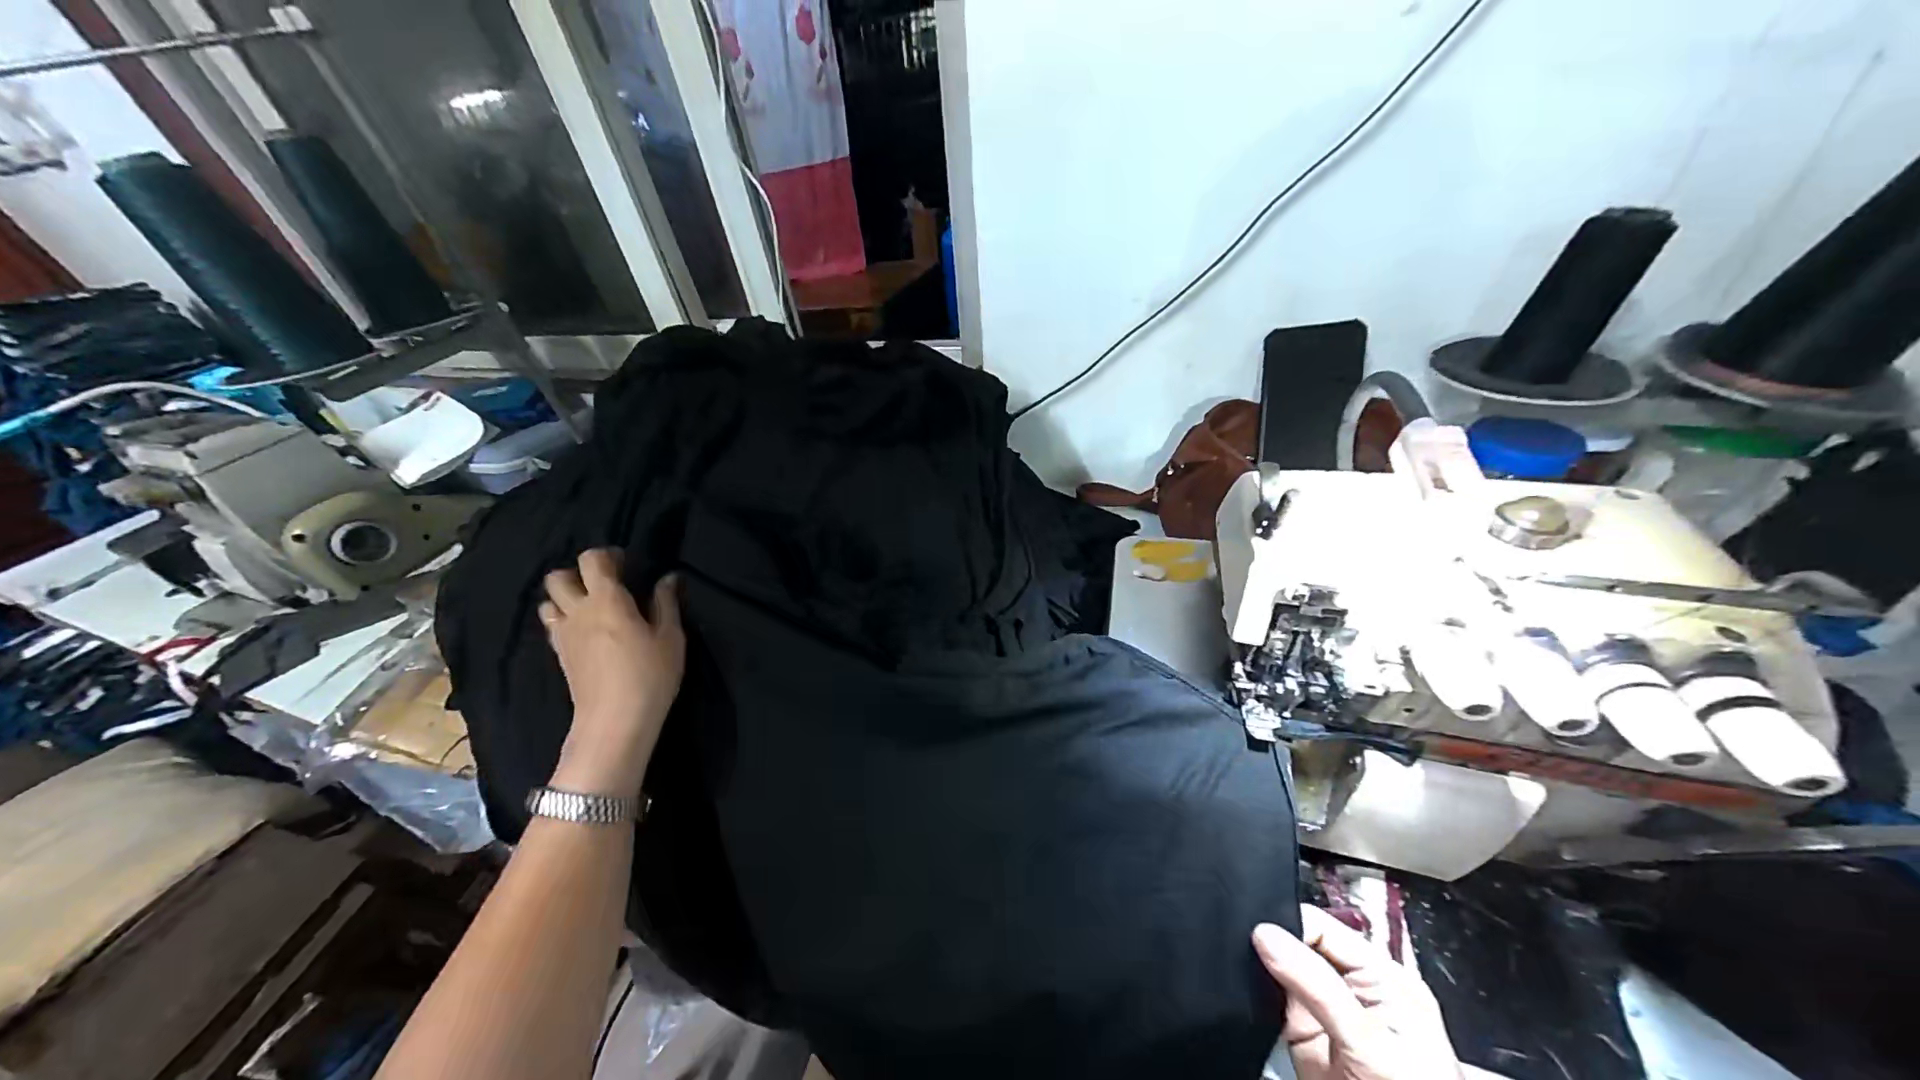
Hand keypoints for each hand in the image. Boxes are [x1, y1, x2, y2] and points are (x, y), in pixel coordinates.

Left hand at [538, 549, 683, 799]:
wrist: (614, 722)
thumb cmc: (649, 675)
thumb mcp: (670, 637)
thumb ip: (666, 603)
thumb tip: (668, 578)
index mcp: (606, 600)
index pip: (592, 560)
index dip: (607, 555)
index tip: (627, 564)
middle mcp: (577, 611)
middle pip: (558, 577)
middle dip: (578, 574)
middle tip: (605, 585)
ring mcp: (563, 634)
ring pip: (549, 601)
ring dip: (566, 598)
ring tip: (592, 608)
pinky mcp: (559, 655)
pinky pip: (552, 625)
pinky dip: (564, 620)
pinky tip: (586, 632)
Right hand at [1252, 906, 1462, 1079]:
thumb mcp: (1370, 1046)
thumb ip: (1317, 985)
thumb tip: (1262, 931)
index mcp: (1384, 978)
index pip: (1324, 928)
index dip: (1286, 922)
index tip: (1248, 926)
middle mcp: (1353, 988)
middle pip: (1300, 943)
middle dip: (1268, 942)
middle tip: (1233, 941)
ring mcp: (1327, 1013)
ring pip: (1281, 970)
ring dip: (1257, 966)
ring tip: (1229, 960)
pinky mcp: (1302, 1036)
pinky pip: (1270, 1000)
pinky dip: (1252, 993)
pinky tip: (1236, 988)